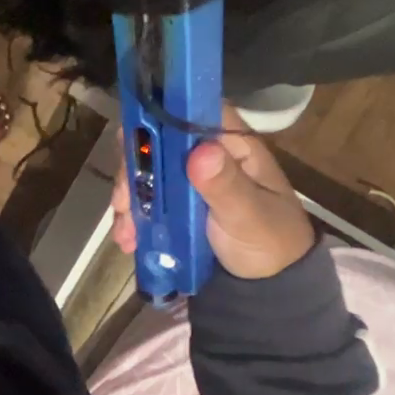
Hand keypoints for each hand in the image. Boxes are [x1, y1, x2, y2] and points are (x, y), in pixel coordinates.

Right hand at [109, 111, 316, 280]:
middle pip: (157, 143)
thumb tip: (201, 151)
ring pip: (147, 173)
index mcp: (230, 142)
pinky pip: (148, 200)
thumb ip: (226, 185)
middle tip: (123, 203)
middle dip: (133, 171)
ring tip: (125, 232)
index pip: (189, 111)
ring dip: (129, 199)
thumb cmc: (270, 241)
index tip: (132, 144)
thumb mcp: (249, 214)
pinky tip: (128, 239)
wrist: (271, 283)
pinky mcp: (178, 203)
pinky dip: (133, 217)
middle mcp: (206, 152)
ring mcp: (189, 178)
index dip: (156, 120)